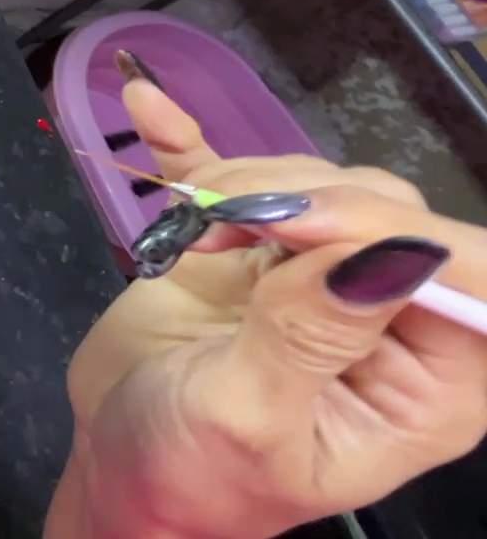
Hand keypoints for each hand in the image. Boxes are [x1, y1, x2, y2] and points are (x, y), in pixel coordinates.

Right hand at [51, 77, 486, 538]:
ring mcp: (297, 275)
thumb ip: (309, 336)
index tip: (273, 225)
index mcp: (425, 377)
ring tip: (178, 224)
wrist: (121, 459)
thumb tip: (388, 254)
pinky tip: (147, 104)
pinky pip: (220, 184)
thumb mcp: (246, 416)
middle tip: (210, 226)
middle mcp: (377, 314)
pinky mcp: (227, 253)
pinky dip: (183, 141)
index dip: (381, 228)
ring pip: (306, 186)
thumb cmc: (195, 469)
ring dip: (238, 181)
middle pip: (380, 210)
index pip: (461, 273)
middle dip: (296, 200)